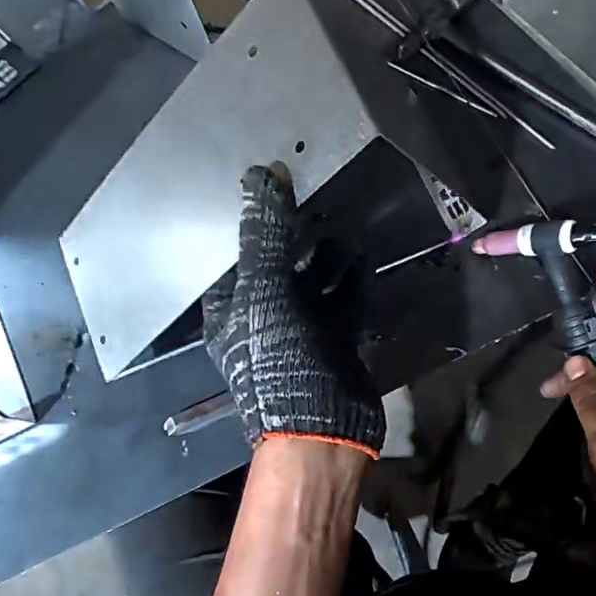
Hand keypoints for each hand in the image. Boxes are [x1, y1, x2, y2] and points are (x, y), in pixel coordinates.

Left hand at [202, 165, 385, 457]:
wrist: (322, 422)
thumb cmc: (278, 357)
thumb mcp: (262, 291)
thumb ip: (265, 235)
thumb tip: (263, 174)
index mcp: (232, 309)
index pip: (238, 256)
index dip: (255, 224)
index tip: (276, 191)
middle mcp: (264, 319)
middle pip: (280, 268)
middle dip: (297, 239)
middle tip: (315, 203)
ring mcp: (302, 333)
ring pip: (315, 285)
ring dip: (329, 259)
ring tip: (344, 228)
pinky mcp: (336, 342)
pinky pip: (343, 303)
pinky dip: (353, 282)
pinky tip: (363, 260)